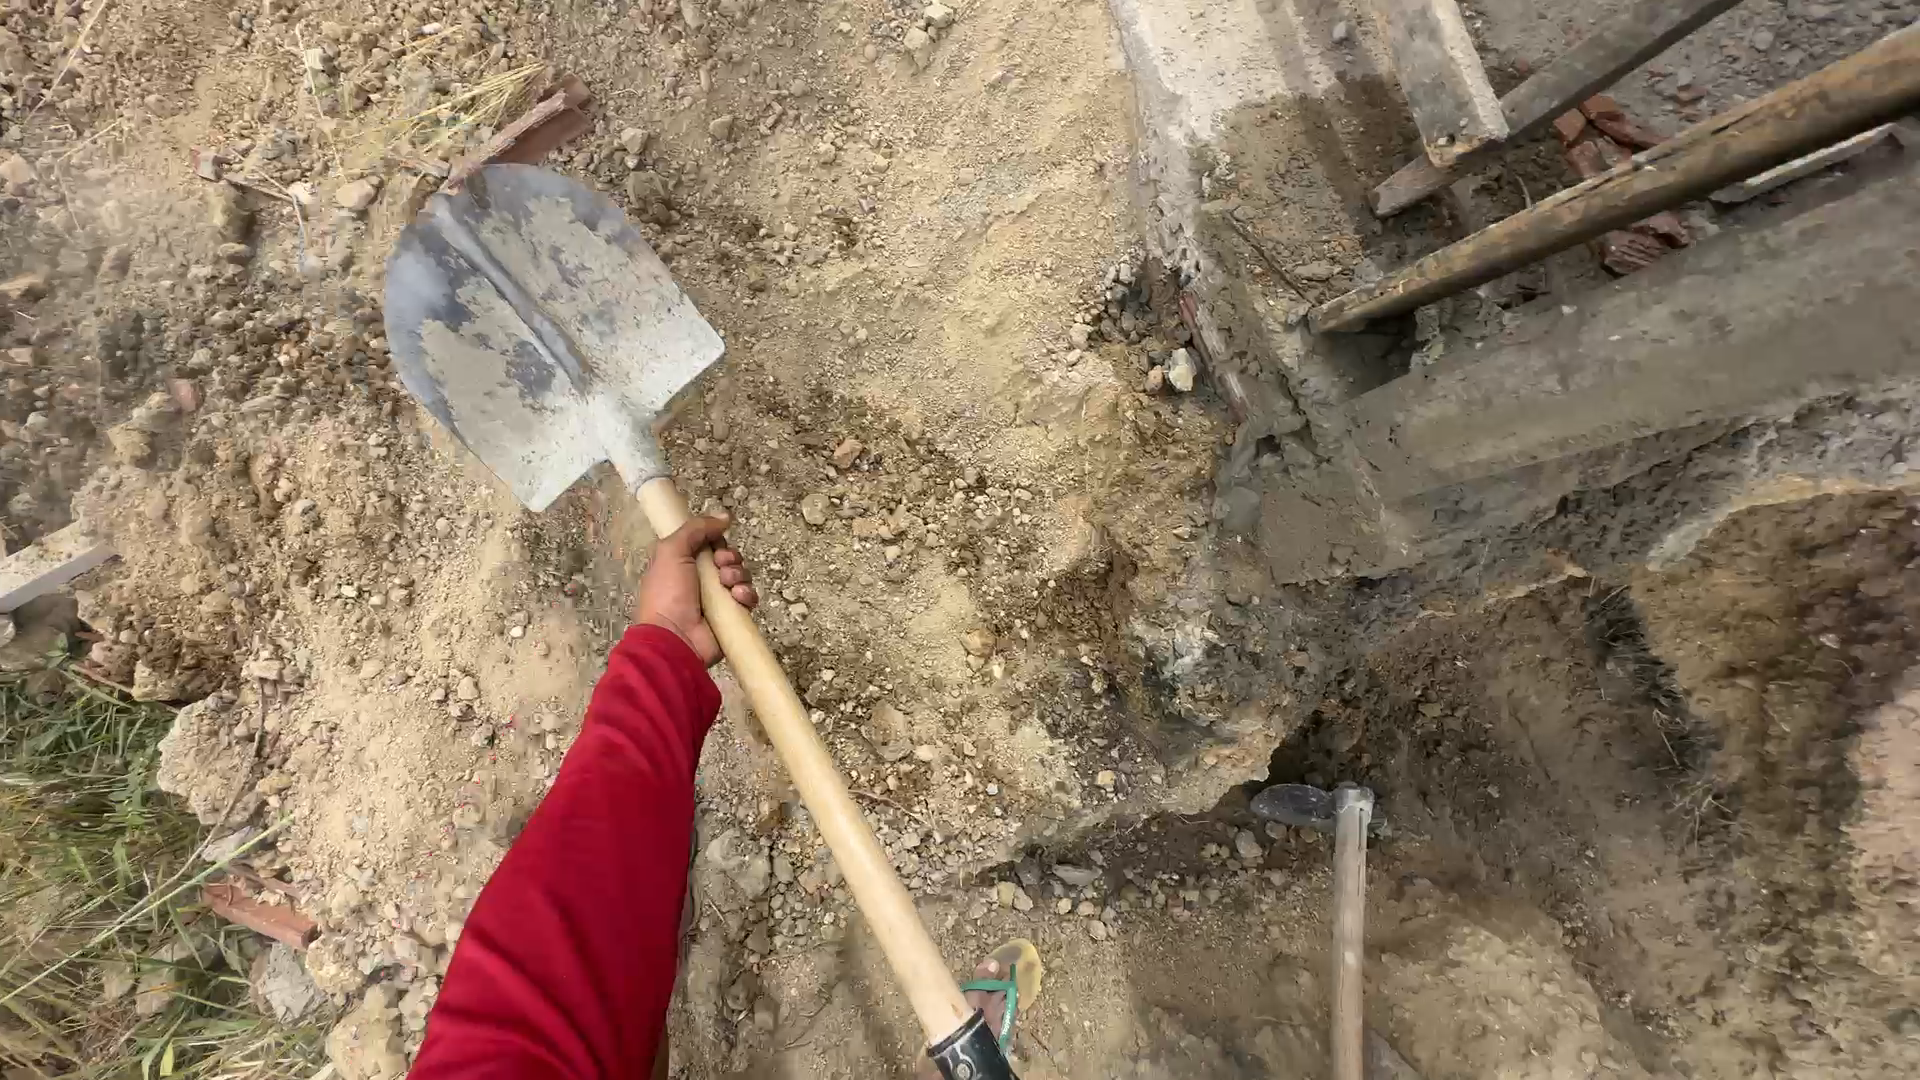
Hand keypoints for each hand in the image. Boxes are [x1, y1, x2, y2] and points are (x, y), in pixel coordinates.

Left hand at [636, 514, 757, 665]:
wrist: (674, 637)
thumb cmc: (667, 592)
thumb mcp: (671, 551)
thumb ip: (695, 529)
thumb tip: (725, 516)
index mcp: (684, 564)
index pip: (712, 544)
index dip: (718, 541)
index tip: (716, 545)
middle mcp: (702, 580)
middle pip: (730, 558)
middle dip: (730, 559)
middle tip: (720, 567)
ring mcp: (719, 599)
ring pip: (742, 576)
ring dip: (739, 575)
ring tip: (727, 585)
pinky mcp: (733, 616)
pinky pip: (749, 598)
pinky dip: (746, 595)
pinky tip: (737, 598)